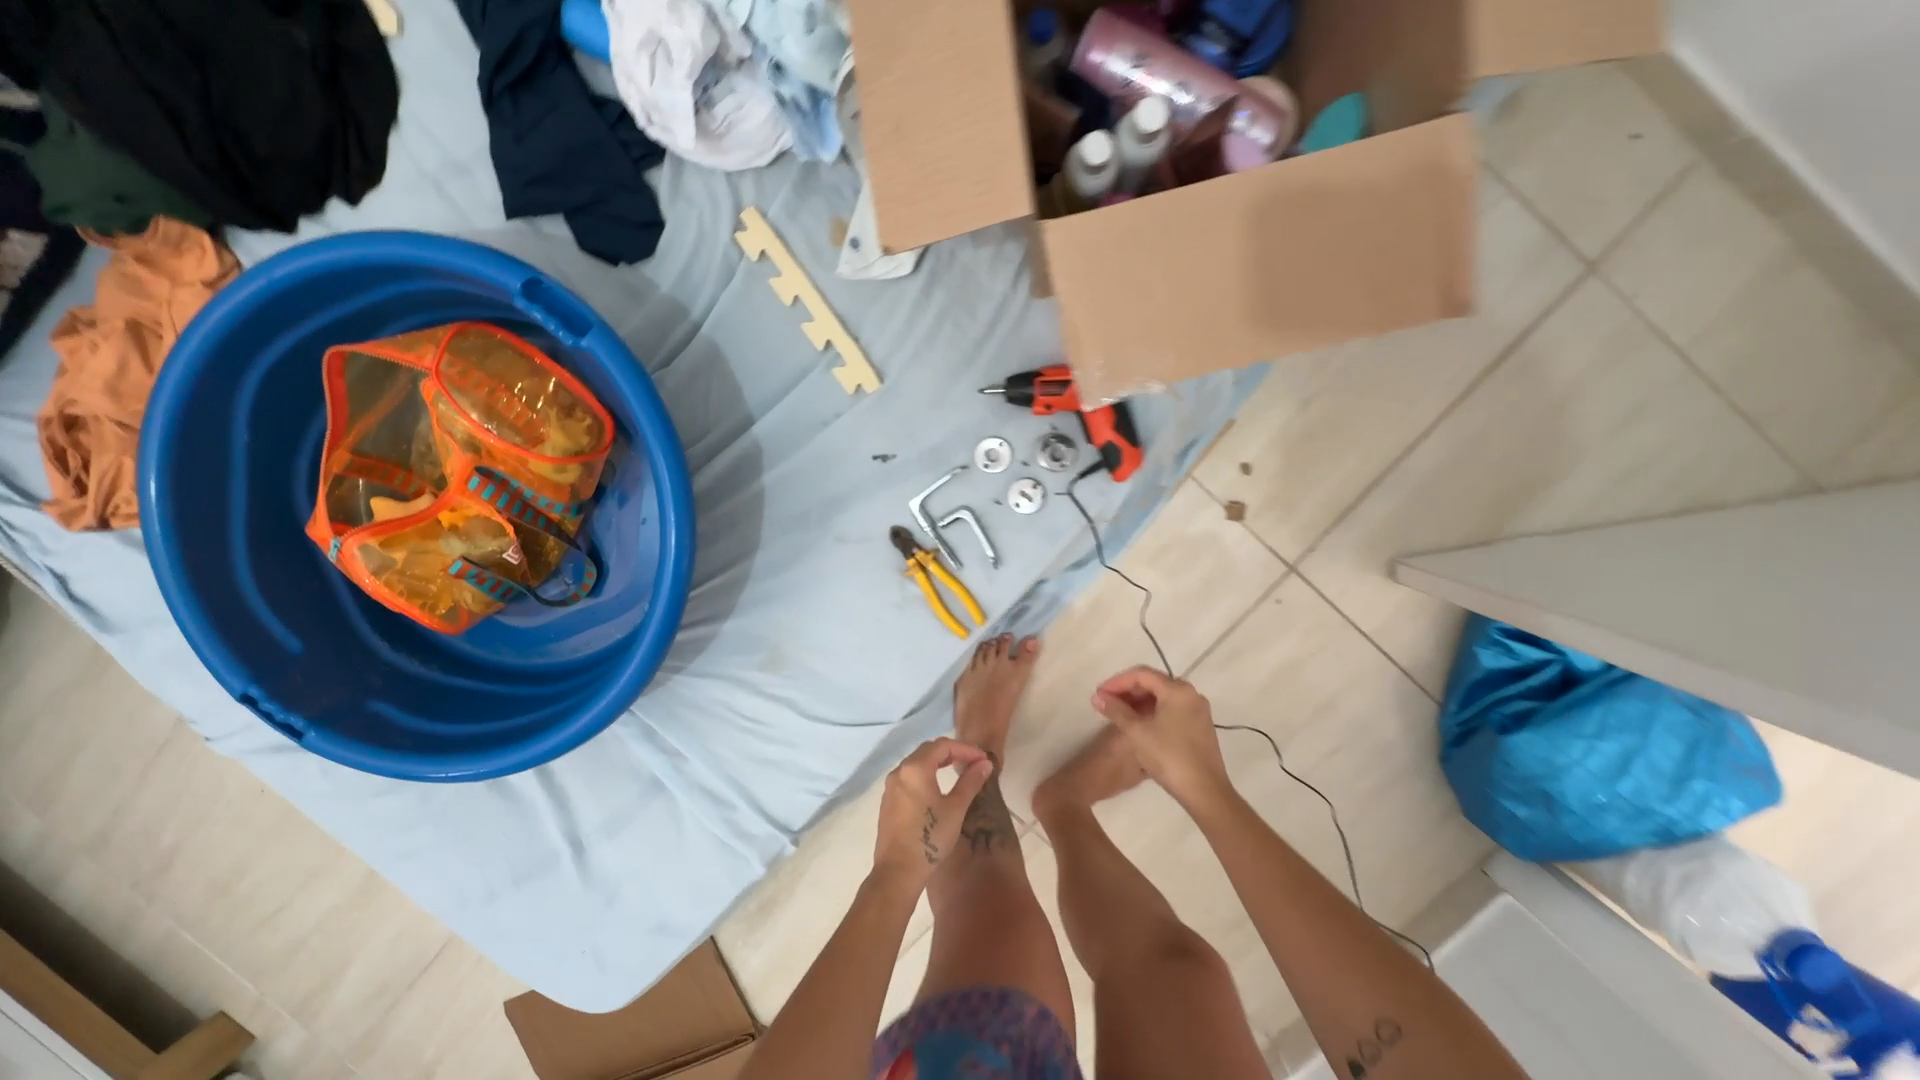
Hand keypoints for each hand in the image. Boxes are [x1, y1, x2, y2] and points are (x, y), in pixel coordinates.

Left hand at [874, 737, 995, 889]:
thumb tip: (985, 764)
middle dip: (951, 753)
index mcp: (915, 768)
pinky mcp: (888, 801)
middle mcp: (899, 771)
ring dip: (937, 763)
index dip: (966, 749)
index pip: (943, 746)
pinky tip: (936, 788)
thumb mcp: (956, 808)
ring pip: (916, 764)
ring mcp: (890, 786)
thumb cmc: (930, 837)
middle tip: (972, 763)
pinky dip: (925, 775)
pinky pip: (908, 778)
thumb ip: (970, 782)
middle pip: (927, 751)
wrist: (898, 870)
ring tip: (957, 772)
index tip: (982, 760)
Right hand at [1092, 667, 1232, 809]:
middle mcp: (1191, 694)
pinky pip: (1172, 709)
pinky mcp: (1200, 725)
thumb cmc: (1168, 756)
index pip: (1142, 674)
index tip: (1099, 694)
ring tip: (1119, 714)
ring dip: (1139, 702)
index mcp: (1177, 690)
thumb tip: (1097, 697)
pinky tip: (1140, 724)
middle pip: (1154, 683)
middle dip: (1128, 691)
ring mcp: (1198, 710)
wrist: (1204, 790)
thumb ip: (1116, 710)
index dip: (1117, 682)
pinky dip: (1153, 711)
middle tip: (1106, 703)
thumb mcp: (1136, 732)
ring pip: (1163, 697)